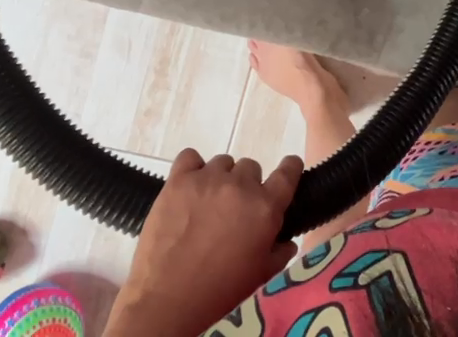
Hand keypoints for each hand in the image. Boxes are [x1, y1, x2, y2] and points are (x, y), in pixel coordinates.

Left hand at [105, 151, 301, 336]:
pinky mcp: (179, 180)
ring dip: (220, 179)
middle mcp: (240, 185)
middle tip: (233, 211)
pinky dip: (192, 168)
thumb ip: (279, 252)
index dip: (290, 168)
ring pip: (223, 163)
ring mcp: (208, 179)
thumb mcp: (260, 275)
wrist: (168, 300)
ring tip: (207, 204)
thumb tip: (287, 241)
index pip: (288, 172)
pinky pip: (190, 157)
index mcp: (266, 207)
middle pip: (251, 167)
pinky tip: (189, 188)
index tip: (287, 170)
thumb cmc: (220, 291)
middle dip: (245, 186)